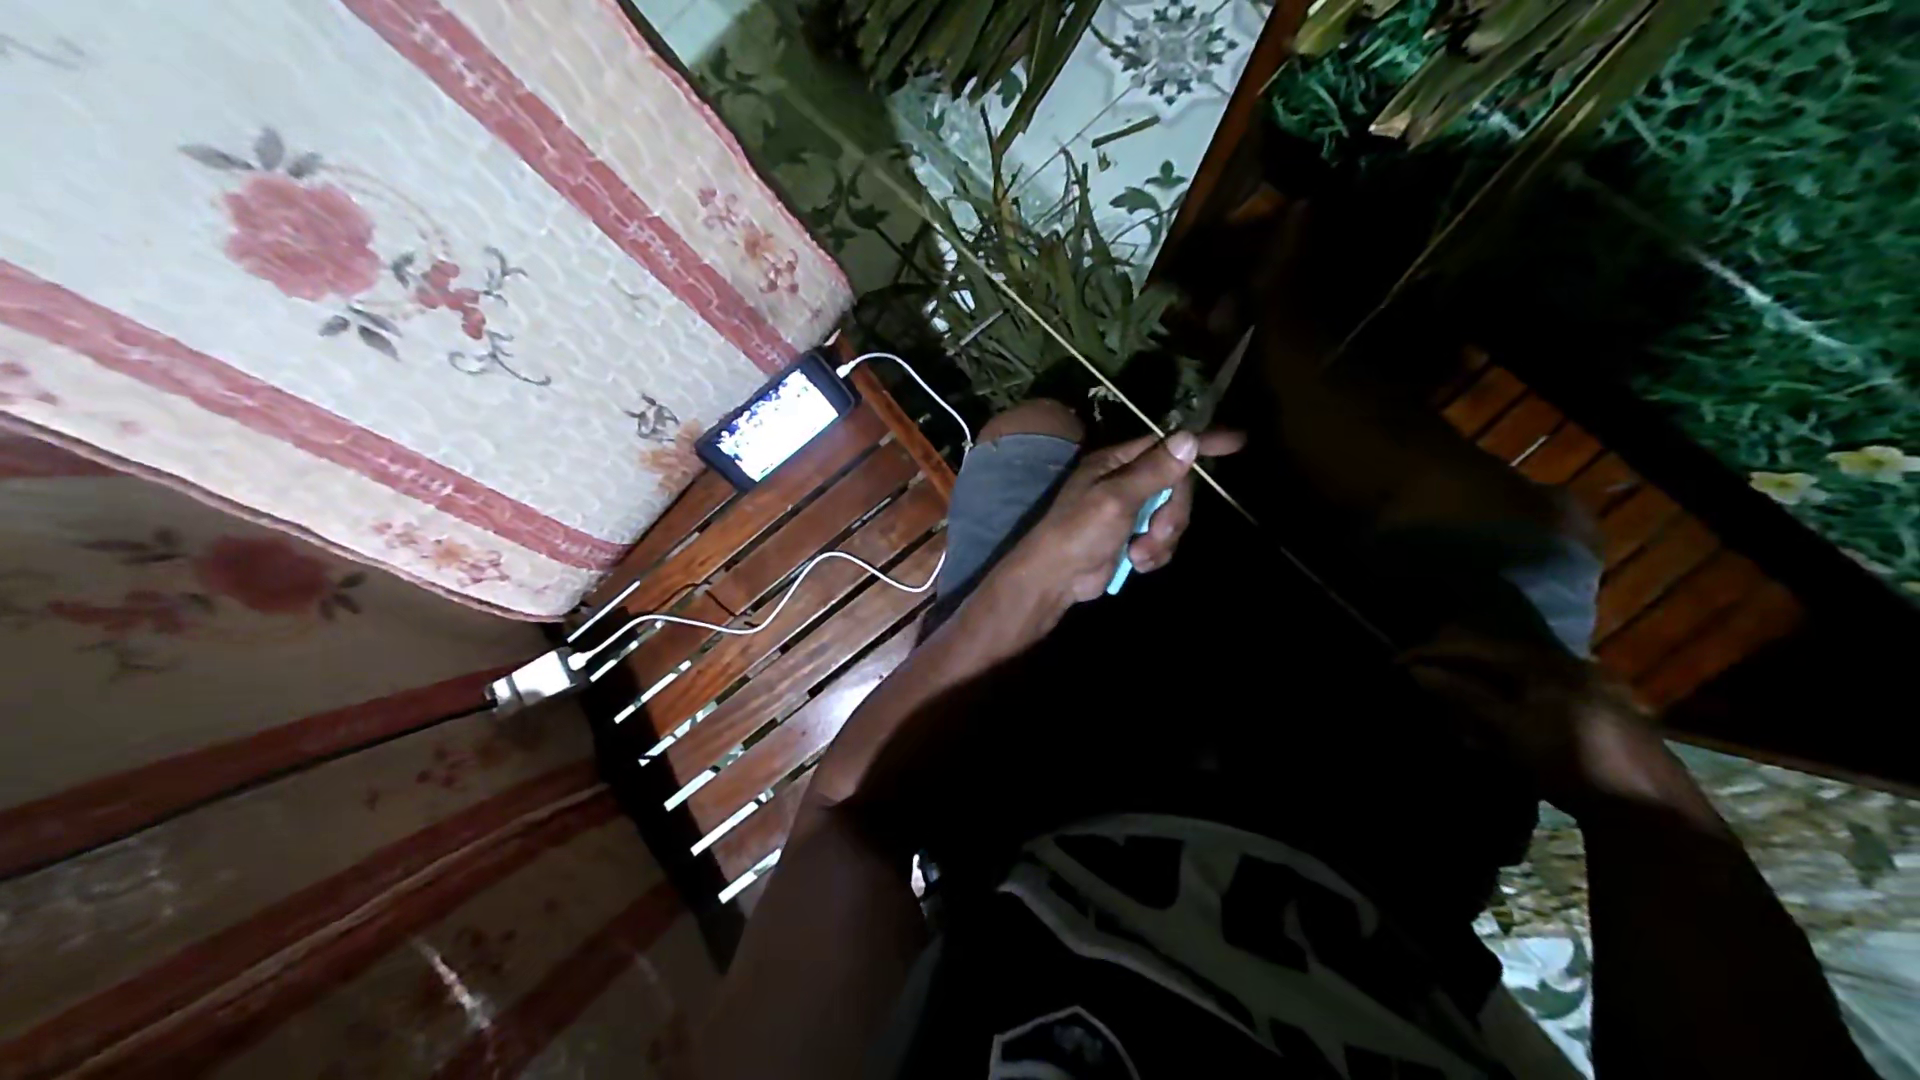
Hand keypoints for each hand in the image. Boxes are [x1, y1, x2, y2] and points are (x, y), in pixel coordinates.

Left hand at [993, 428, 1246, 618]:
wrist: (1055, 579)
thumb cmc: (1078, 532)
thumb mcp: (1116, 499)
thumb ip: (1153, 471)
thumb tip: (1189, 438)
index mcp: (1116, 463)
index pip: (1166, 444)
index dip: (1201, 443)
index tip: (1237, 440)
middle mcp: (1125, 481)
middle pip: (1177, 486)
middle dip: (1172, 514)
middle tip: (1153, 532)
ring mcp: (1130, 511)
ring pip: (1173, 517)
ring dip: (1162, 539)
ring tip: (1138, 553)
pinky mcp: (1132, 538)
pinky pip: (1163, 540)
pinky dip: (1154, 554)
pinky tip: (1136, 563)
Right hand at [1400, 631, 1708, 822]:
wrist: (1650, 810)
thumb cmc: (1571, 762)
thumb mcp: (1509, 730)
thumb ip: (1462, 697)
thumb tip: (1415, 671)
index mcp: (1544, 663)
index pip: (1473, 646)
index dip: (1430, 653)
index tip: (1395, 663)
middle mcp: (1564, 665)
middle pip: (1492, 656)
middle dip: (1452, 668)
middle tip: (1419, 682)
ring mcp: (1582, 688)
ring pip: (1510, 677)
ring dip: (1474, 688)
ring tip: (1449, 710)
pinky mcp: (1590, 712)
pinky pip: (1529, 694)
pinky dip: (1501, 702)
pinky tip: (1489, 727)